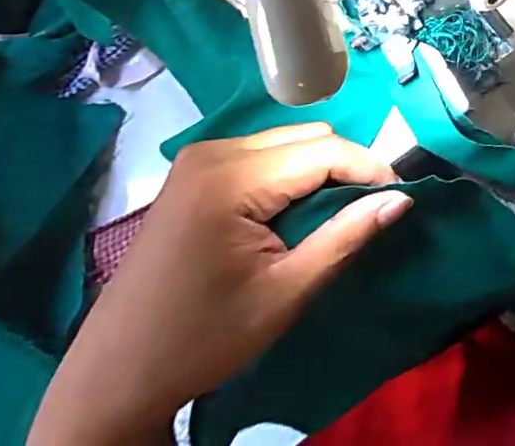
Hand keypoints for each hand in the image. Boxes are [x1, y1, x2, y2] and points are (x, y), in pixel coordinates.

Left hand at [28, 124, 411, 445]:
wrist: (113, 376)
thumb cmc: (203, 340)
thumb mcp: (285, 293)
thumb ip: (346, 237)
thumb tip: (401, 198)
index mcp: (231, 179)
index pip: (325, 149)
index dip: (370, 168)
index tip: (400, 196)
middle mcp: (215, 152)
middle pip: (307, 138)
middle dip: (345, 167)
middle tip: (364, 211)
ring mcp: (199, 158)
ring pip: (287, 141)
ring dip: (317, 169)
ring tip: (331, 215)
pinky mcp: (193, 171)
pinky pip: (262, 153)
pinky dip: (289, 174)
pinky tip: (290, 212)